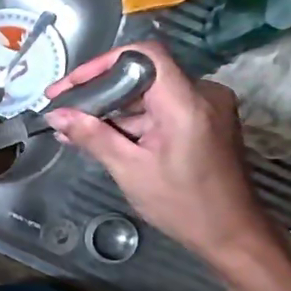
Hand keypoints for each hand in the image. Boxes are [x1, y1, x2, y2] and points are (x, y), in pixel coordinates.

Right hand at [44, 42, 269, 266]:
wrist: (234, 235)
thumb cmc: (184, 207)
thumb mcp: (131, 171)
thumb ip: (93, 136)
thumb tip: (56, 116)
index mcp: (187, 103)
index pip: (143, 55)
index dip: (102, 63)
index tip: (71, 85)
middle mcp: (202, 94)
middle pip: (144, 74)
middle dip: (101, 90)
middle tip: (64, 107)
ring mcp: (207, 107)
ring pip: (151, 93)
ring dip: (115, 109)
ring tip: (75, 127)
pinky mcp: (206, 121)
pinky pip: (163, 109)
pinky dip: (135, 121)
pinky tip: (104, 137)